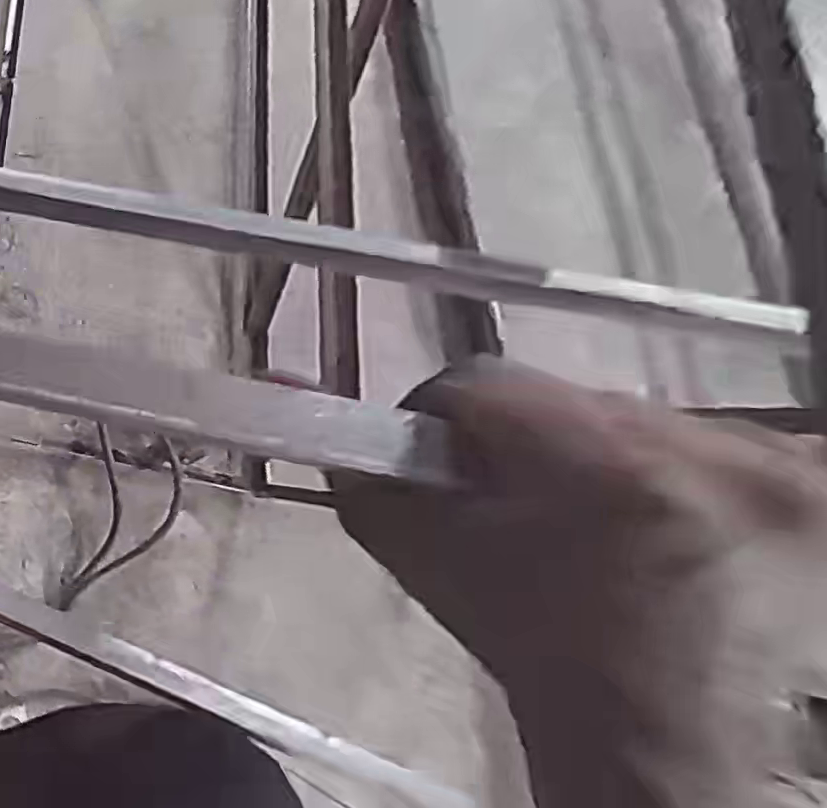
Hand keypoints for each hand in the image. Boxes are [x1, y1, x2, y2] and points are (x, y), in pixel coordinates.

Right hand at [335, 358, 826, 806]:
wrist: (654, 726)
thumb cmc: (523, 632)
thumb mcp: (410, 546)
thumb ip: (360, 475)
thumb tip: (327, 422)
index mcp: (593, 464)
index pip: (480, 379)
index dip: (438, 412)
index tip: (435, 454)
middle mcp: (702, 453)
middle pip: (557, 396)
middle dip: (516, 435)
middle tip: (504, 491)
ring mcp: (780, 471)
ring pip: (627, 414)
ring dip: (588, 448)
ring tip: (580, 513)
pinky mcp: (814, 487)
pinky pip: (708, 438)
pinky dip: (664, 463)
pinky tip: (651, 516)